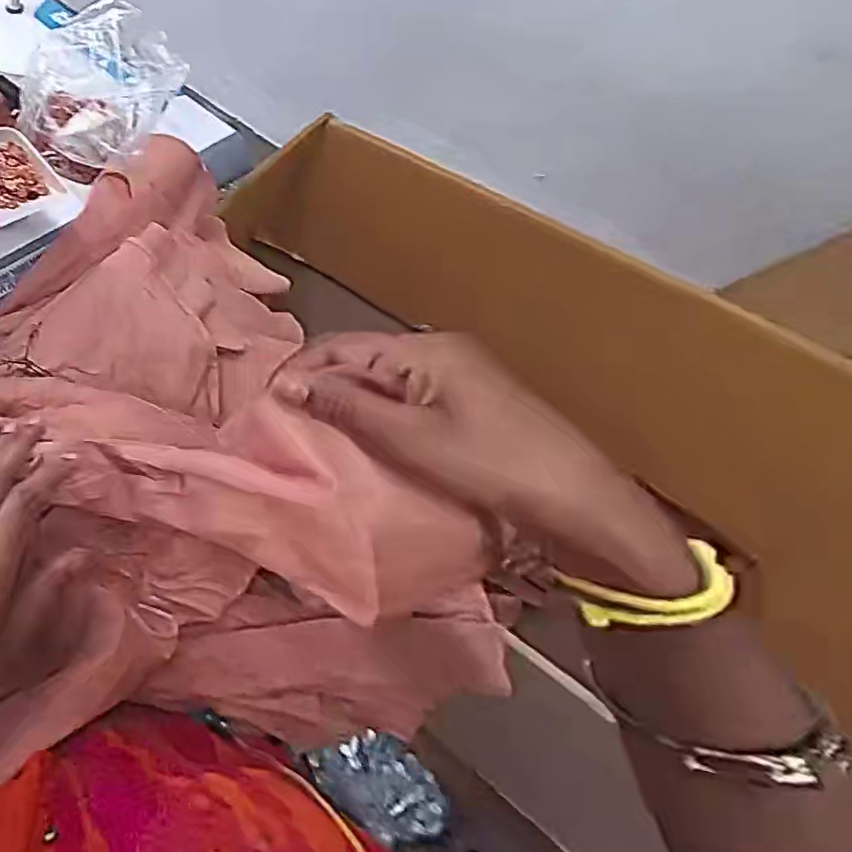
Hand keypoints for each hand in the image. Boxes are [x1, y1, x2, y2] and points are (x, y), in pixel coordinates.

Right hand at [282, 332, 698, 596]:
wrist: (585, 506)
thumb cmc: (491, 464)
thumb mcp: (406, 436)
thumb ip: (342, 404)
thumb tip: (284, 384)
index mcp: (423, 350)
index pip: (338, 346)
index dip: (297, 369)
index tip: (266, 403)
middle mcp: (437, 351)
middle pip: (357, 359)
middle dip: (317, 385)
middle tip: (285, 419)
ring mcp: (455, 374)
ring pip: (377, 379)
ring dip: (342, 400)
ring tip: (313, 429)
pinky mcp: (465, 399)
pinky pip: (400, 396)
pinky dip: (371, 412)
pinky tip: (359, 436)